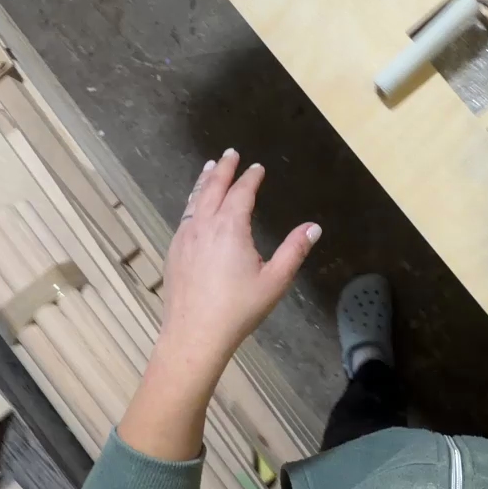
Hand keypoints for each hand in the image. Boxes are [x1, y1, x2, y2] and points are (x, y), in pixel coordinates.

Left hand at [154, 149, 319, 385]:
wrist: (194, 334)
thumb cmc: (238, 309)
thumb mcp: (274, 281)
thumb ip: (294, 251)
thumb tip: (313, 227)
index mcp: (230, 228)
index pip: (241, 193)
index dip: (251, 178)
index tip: (258, 168)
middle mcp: (204, 225)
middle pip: (213, 188)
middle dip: (223, 169)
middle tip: (230, 153)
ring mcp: (185, 237)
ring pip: (195, 199)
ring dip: (205, 181)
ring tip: (209, 167)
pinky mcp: (174, 251)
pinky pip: (185, 215)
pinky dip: (193, 201)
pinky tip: (195, 206)